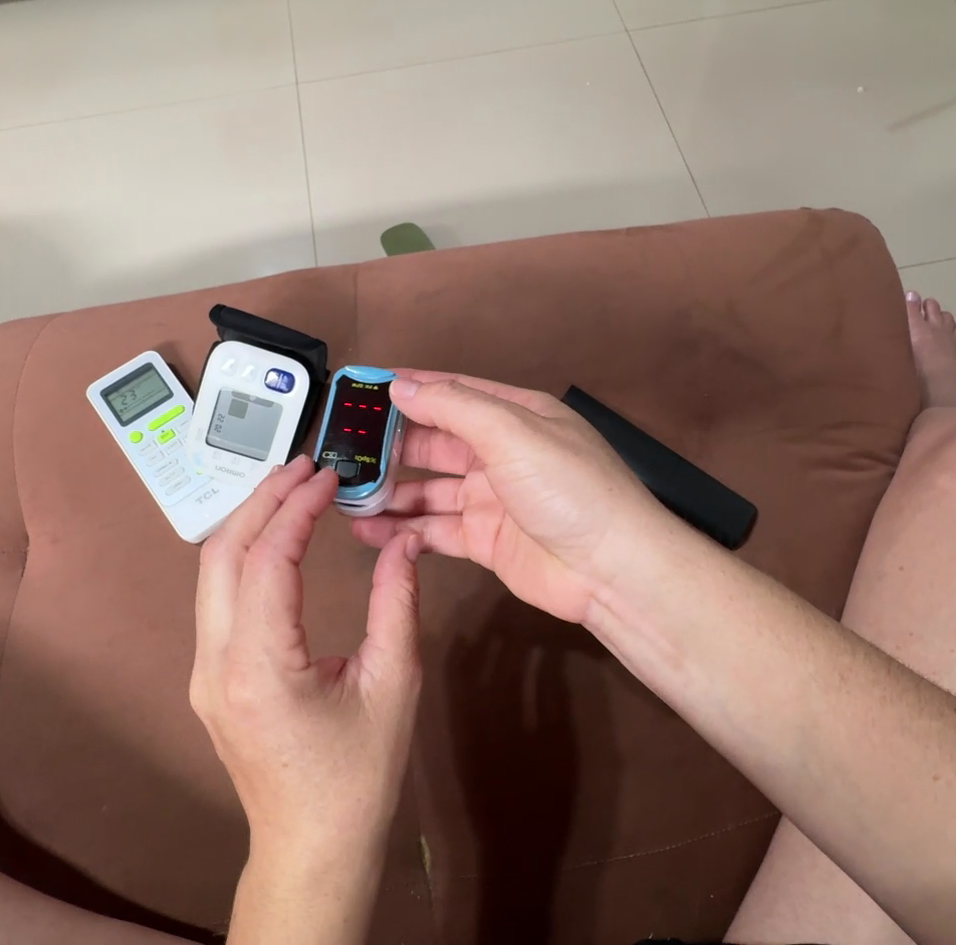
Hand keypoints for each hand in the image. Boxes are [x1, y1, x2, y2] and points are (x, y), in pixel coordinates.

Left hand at [190, 456, 422, 941]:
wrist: (312, 846)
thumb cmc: (359, 774)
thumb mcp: (395, 685)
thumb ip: (397, 604)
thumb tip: (404, 541)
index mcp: (259, 667)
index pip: (266, 560)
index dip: (295, 508)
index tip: (327, 476)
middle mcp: (215, 664)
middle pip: (220, 555)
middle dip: (260, 500)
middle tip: (304, 466)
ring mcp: (202, 673)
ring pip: (210, 574)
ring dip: (249, 524)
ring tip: (292, 490)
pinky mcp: (210, 678)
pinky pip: (217, 598)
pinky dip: (244, 555)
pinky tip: (276, 538)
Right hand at [351, 372, 692, 623]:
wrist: (612, 568)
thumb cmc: (570, 487)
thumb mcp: (512, 432)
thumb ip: (454, 407)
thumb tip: (402, 387)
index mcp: (515, 415)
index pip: (452, 392)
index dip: (408, 388)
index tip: (362, 388)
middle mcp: (501, 453)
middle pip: (434, 442)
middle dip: (390, 445)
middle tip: (343, 451)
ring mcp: (492, 499)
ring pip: (428, 489)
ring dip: (390, 490)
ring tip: (345, 494)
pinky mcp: (486, 541)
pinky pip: (435, 529)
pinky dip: (404, 529)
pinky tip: (370, 531)